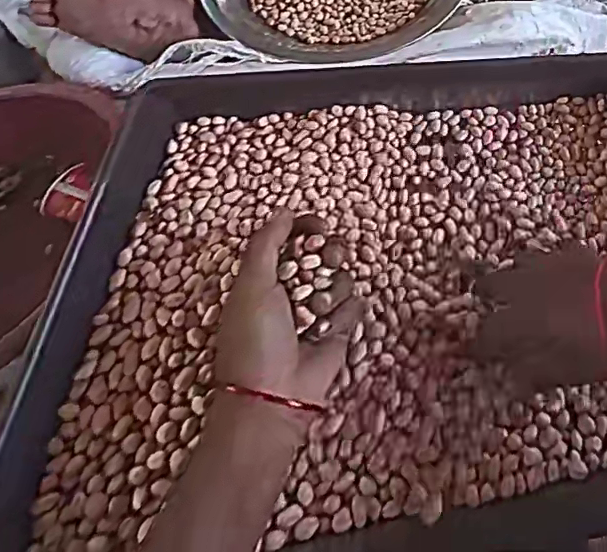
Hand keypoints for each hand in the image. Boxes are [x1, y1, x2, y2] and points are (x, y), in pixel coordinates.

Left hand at [215, 211, 365, 408]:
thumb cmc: (254, 339)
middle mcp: (296, 287)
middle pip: (326, 249)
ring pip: (343, 275)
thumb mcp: (252, 283)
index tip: (318, 228)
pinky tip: (325, 331)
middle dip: (329, 254)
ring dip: (332, 291)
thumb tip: (286, 210)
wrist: (272, 397)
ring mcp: (319, 308)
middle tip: (325, 262)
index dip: (309, 227)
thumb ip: (268, 241)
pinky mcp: (340, 328)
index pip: (297, 235)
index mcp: (269, 273)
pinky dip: (342, 316)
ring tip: (315, 314)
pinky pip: (354, 304)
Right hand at [471, 243, 606, 388]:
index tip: (475, 350)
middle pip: (492, 283)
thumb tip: (512, 383)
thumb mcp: (566, 373)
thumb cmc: (603, 349)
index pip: (487, 331)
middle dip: (485, 294)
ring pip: (518, 261)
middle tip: (485, 302)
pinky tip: (557, 272)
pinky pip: (552, 253)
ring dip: (514, 273)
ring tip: (518, 284)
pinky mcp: (572, 251)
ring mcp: (550, 263)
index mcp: (522, 318)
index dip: (479, 343)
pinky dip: (550, 263)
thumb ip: (533, 374)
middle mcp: (528, 285)